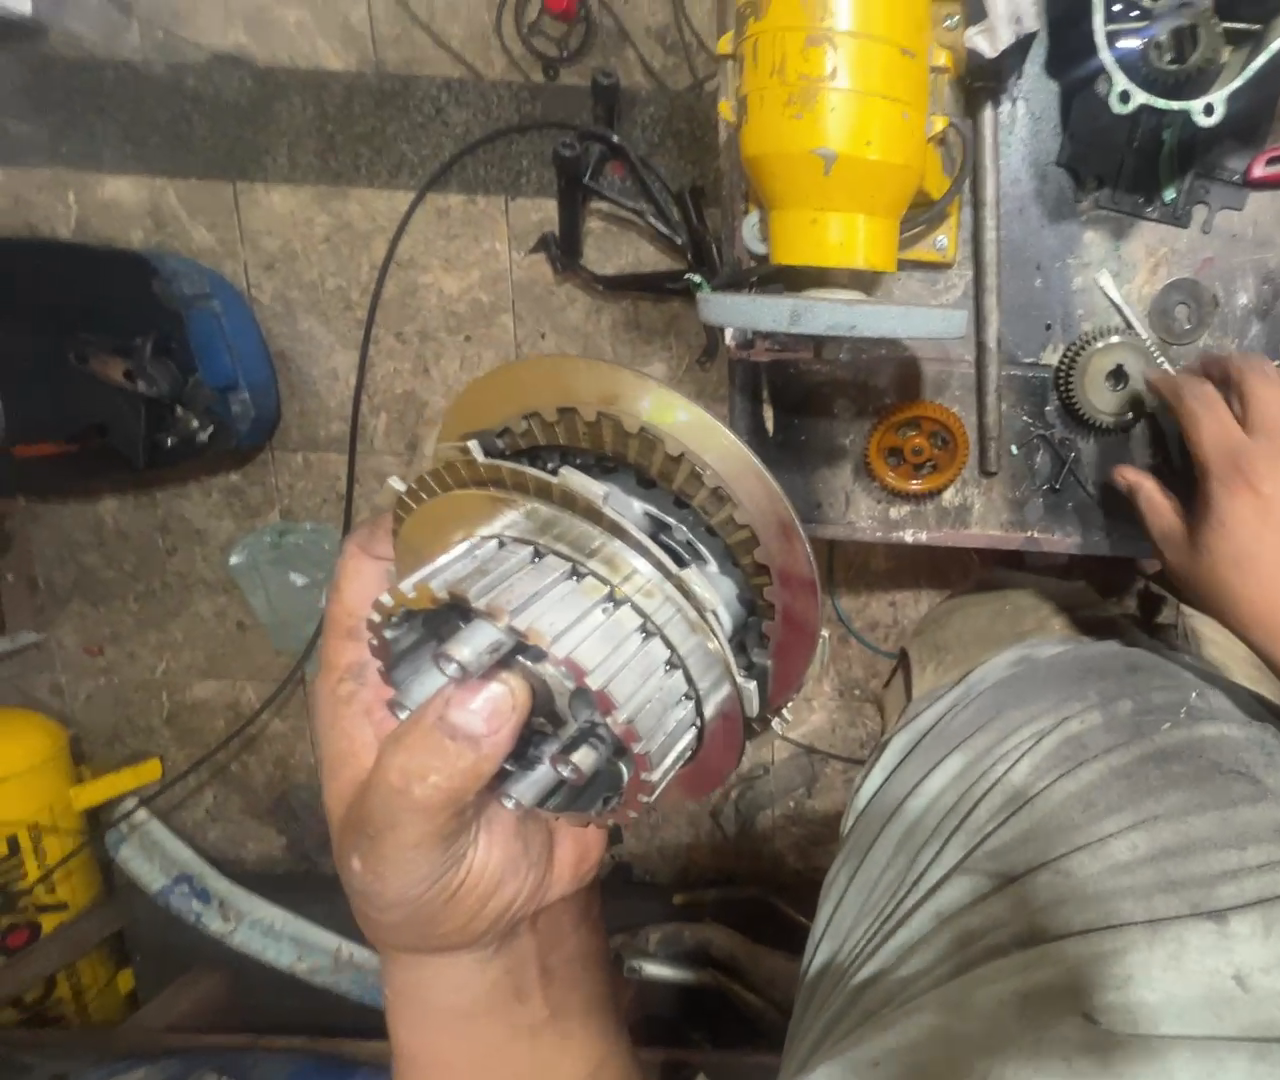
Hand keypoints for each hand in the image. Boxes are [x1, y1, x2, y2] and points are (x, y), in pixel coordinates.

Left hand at [310, 515, 606, 958]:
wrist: (504, 922)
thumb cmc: (420, 880)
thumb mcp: (396, 840)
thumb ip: (426, 775)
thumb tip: (493, 692)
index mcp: (380, 674)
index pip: (379, 569)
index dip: (413, 520)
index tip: (476, 486)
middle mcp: (452, 659)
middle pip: (481, 577)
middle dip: (522, 545)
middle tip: (583, 513)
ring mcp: (520, 680)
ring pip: (549, 613)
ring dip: (584, 591)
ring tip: (635, 554)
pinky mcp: (577, 707)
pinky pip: (602, 662)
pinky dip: (628, 642)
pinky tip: (662, 617)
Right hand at [1112, 355, 1279, 670]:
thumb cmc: (1242, 592)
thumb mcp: (1181, 554)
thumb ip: (1150, 504)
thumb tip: (1120, 473)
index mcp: (1233, 468)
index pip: (1198, 399)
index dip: (1171, 382)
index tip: (1154, 383)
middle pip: (1253, 371)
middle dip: (1219, 363)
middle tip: (1198, 375)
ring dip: (1261, 375)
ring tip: (1239, 391)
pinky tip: (1275, 422)